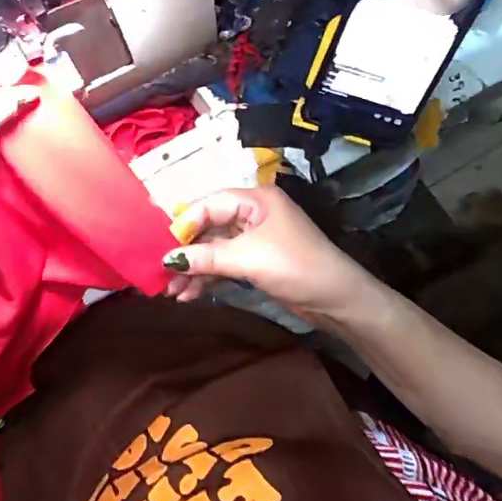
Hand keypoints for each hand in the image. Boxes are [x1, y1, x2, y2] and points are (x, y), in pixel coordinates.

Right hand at [162, 186, 391, 329]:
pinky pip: (223, 264)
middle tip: (162, 273)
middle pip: (208, 227)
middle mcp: (253, 213)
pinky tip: (190, 295)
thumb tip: (167, 260)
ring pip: (213, 249)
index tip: (161, 247)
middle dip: (186, 252)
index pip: (209, 204)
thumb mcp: (249, 259)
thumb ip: (207, 257)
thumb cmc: (297, 267)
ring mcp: (254, 238)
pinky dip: (207, 278)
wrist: (340, 301)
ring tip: (172, 293)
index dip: (184, 225)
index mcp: (256, 199)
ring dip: (193, 269)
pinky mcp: (256, 260)